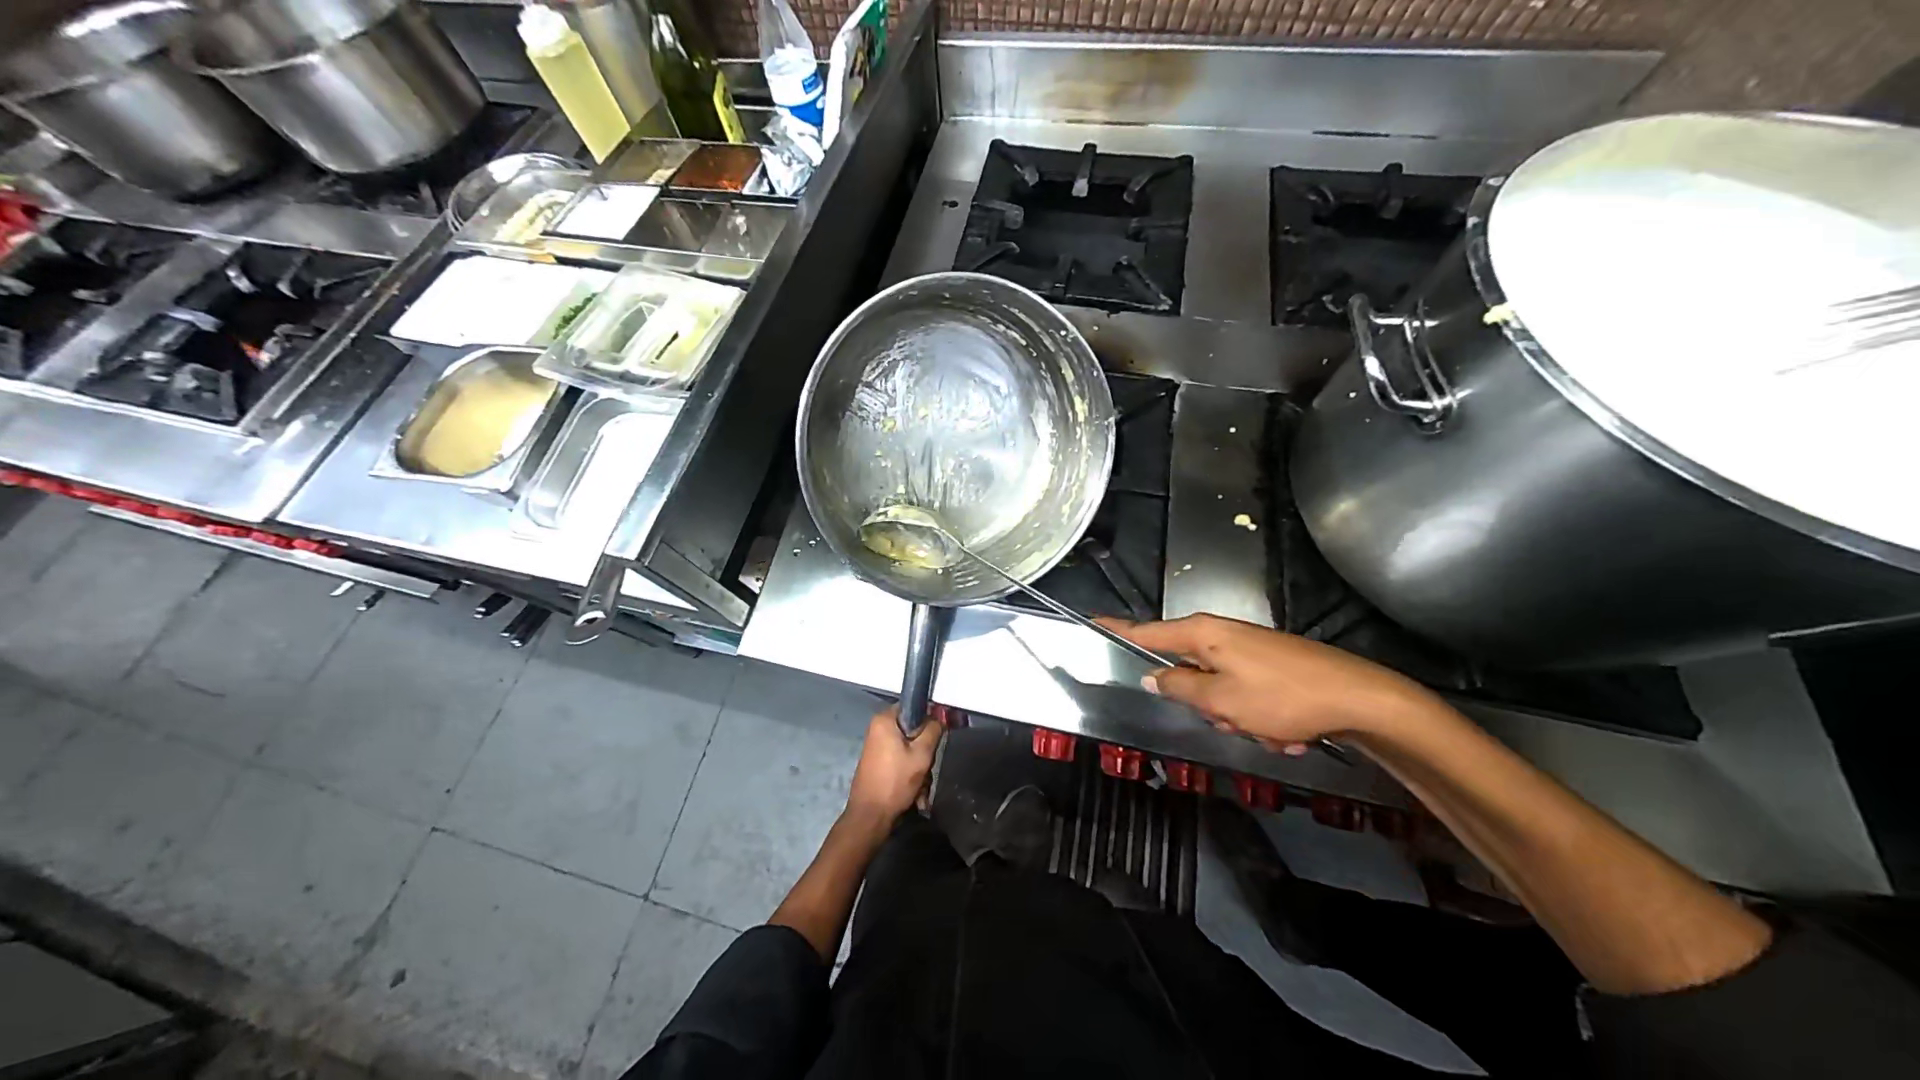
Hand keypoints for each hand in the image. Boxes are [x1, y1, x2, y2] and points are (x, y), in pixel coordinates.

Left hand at [846, 705, 942, 822]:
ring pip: (909, 749)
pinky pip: (901, 761)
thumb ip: (933, 730)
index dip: (930, 718)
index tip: (940, 734)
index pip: (913, 707)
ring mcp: (877, 746)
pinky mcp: (878, 762)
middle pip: (913, 731)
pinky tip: (915, 793)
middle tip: (927, 767)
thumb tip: (939, 716)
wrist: (871, 816)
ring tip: (921, 786)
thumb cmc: (895, 782)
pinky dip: (910, 775)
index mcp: (884, 720)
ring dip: (920, 768)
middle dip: (924, 752)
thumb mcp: (922, 754)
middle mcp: (878, 729)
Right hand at [1097, 614, 1443, 752]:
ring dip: (1238, 718)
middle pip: (1186, 671)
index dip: (1118, 631)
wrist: (1360, 698)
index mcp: (1203, 634)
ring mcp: (1249, 650)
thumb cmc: (1282, 697)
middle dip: (1203, 703)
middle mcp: (1223, 635)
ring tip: (1268, 731)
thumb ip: (1180, 688)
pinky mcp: (1272, 667)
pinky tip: (1287, 733)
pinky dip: (1261, 719)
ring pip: (1219, 691)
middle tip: (1227, 719)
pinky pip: (1248, 697)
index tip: (1092, 624)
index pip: (1146, 631)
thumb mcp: (1222, 700)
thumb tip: (1152, 677)